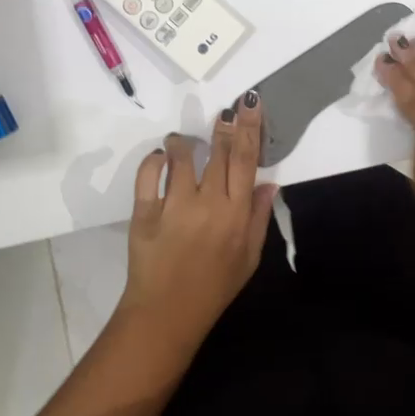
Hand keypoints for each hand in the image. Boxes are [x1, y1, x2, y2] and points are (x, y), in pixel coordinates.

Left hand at [116, 93, 277, 349]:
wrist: (168, 313)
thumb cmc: (214, 287)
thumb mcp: (249, 258)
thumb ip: (259, 218)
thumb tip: (269, 183)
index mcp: (237, 214)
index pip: (246, 159)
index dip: (249, 127)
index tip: (249, 102)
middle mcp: (208, 203)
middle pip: (218, 151)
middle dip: (223, 125)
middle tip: (223, 112)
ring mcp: (175, 206)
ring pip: (182, 156)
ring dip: (184, 141)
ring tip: (182, 140)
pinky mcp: (145, 212)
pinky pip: (149, 174)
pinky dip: (155, 159)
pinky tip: (160, 157)